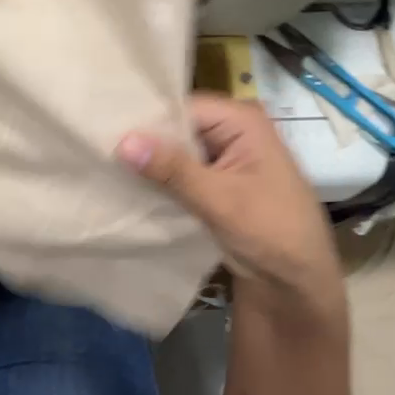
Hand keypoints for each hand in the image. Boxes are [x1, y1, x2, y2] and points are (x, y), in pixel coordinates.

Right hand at [117, 95, 344, 322]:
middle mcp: (233, 131)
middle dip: (144, 141)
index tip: (104, 130)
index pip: (183, 106)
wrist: (297, 287)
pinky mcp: (217, 184)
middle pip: (177, 126)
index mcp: (243, 121)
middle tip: (98, 149)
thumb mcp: (220, 200)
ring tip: (105, 167)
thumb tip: (123, 141)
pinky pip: (181, 173)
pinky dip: (161, 181)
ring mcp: (225, 158)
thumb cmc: (271, 234)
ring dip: (150, 164)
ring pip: (176, 152)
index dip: (146, 118)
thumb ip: (172, 169)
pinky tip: (128, 187)